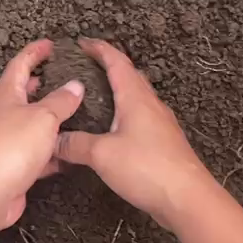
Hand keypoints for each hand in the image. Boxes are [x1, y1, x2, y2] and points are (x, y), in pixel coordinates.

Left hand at [0, 39, 84, 228]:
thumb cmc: (10, 149)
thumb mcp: (43, 118)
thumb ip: (61, 101)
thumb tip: (75, 85)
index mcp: (6, 95)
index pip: (20, 64)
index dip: (35, 52)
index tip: (50, 44)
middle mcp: (3, 114)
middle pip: (23, 93)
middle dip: (41, 84)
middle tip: (62, 76)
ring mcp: (6, 140)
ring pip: (31, 124)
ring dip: (50, 118)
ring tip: (74, 112)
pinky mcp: (13, 165)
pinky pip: (36, 152)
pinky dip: (52, 150)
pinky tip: (69, 152)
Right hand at [54, 38, 219, 228]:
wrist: (187, 198)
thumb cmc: (147, 168)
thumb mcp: (102, 154)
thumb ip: (75, 144)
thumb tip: (54, 140)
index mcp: (135, 98)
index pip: (117, 62)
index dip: (99, 49)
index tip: (82, 43)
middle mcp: (150, 105)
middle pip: (129, 76)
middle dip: (108, 68)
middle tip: (85, 68)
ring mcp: (160, 124)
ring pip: (136, 98)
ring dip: (117, 92)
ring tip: (95, 97)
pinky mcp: (163, 143)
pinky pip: (140, 119)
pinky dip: (123, 115)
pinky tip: (112, 129)